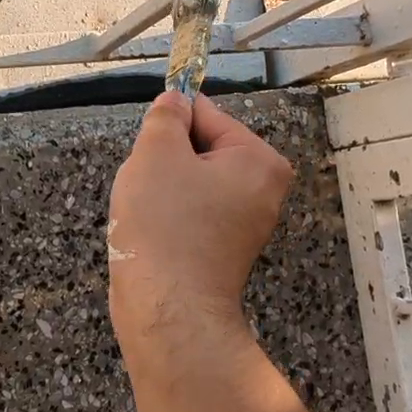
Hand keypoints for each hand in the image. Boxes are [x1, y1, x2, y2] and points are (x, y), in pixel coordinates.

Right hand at [107, 92, 294, 349]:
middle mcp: (264, 190)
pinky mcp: (225, 250)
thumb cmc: (164, 224)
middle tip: (148, 185)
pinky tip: (153, 234)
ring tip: (148, 213)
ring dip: (162, 189)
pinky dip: (168, 216)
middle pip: (200, 149)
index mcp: (259, 160)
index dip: (169, 126)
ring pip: (190, 182)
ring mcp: (246, 224)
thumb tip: (174, 101)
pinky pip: (191, 214)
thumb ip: (165, 117)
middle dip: (165, 161)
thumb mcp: (156, 153)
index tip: (148, 150)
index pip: (205, 114)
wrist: (168, 310)